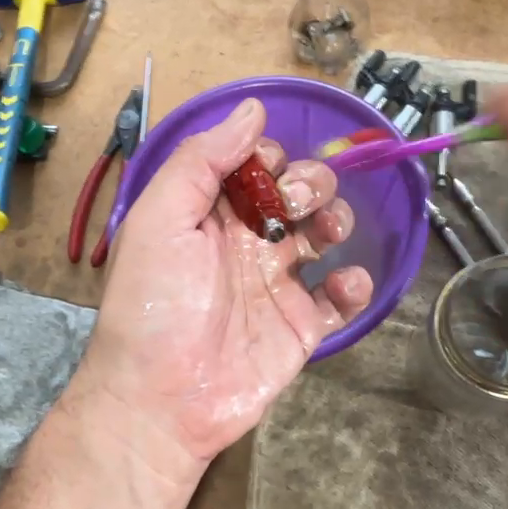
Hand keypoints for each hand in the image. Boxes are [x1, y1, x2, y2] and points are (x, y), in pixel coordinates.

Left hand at [77, 97, 373, 466]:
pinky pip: (340, 296)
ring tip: (324, 233)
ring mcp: (276, 284)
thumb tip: (253, 108)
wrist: (161, 400)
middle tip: (293, 206)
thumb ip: (202, 159)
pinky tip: (341, 284)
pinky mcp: (301, 327)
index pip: (253, 163)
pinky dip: (353, 283)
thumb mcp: (160, 219)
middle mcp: (244, 243)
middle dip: (309, 183)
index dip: (269, 156)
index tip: (267, 170)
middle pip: (296, 192)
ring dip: (336, 219)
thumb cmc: (154, 305)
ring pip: (324, 234)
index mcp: (208, 214)